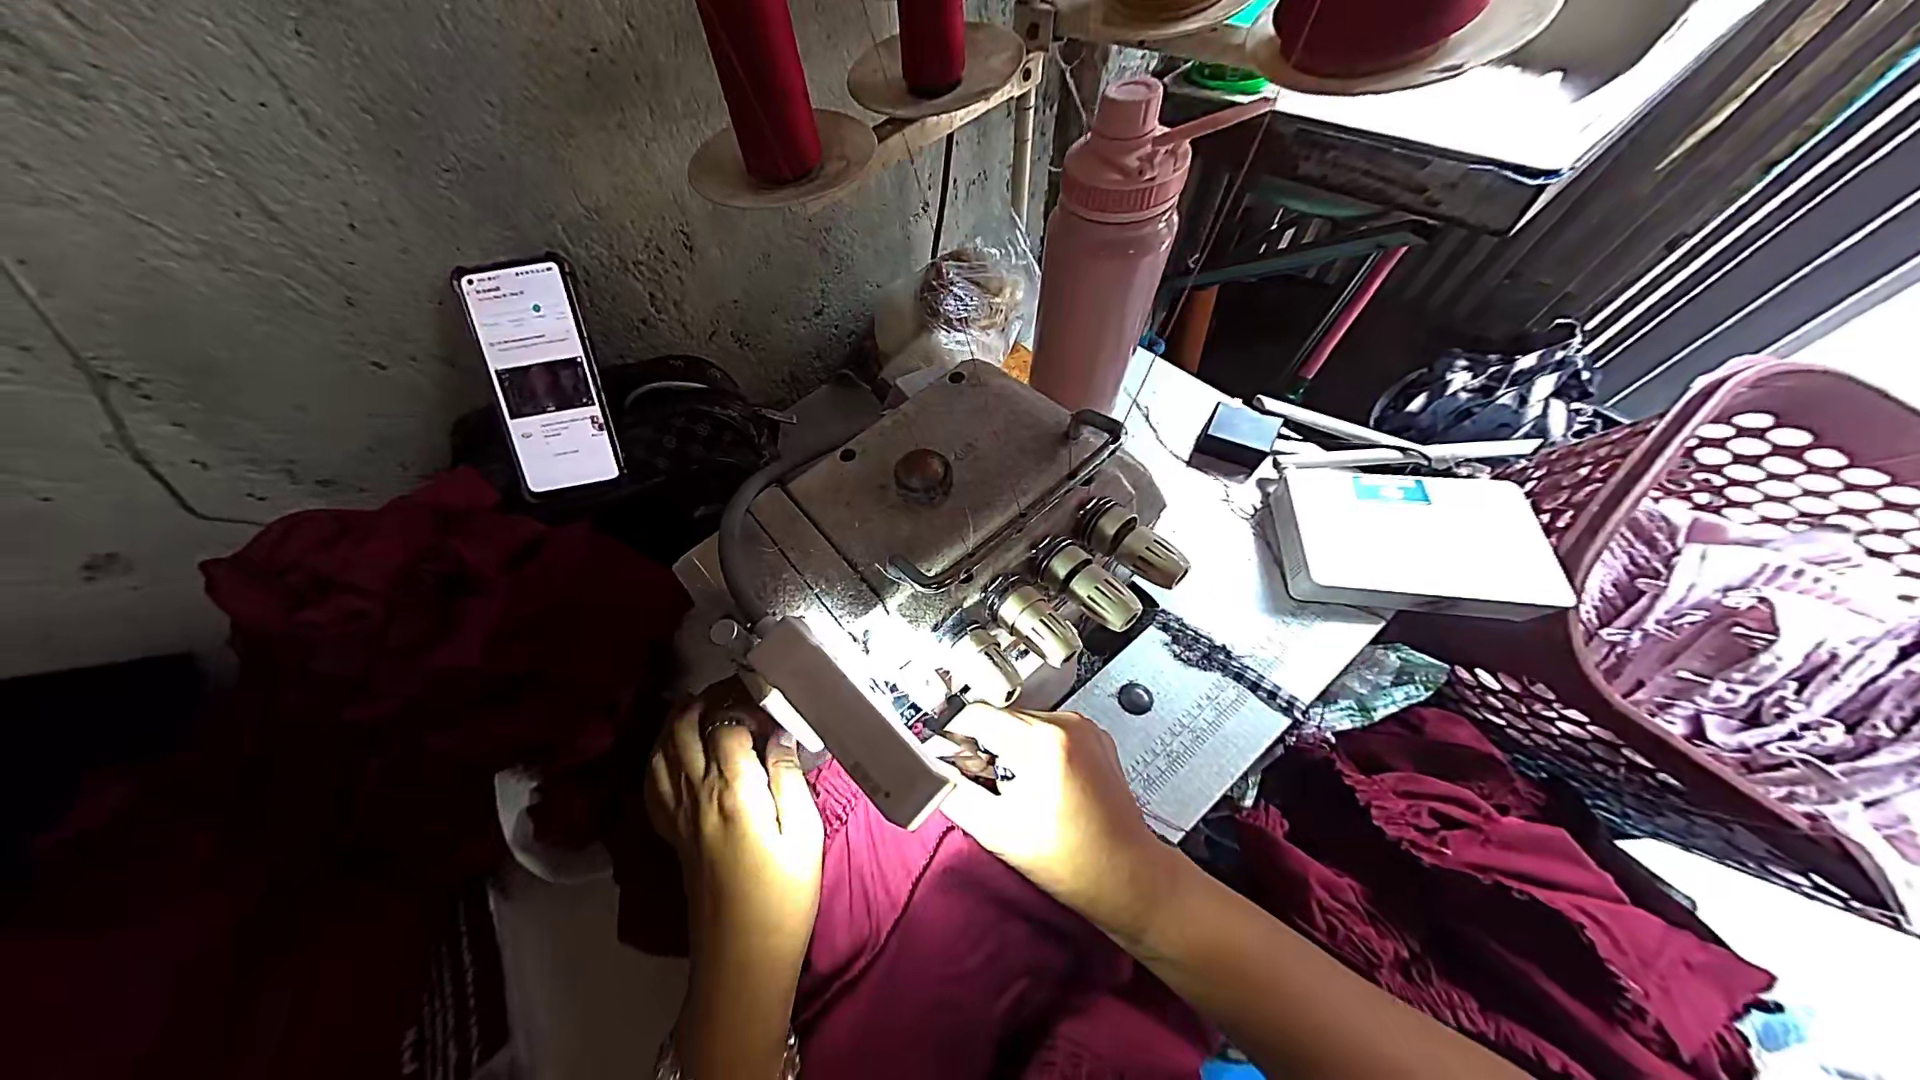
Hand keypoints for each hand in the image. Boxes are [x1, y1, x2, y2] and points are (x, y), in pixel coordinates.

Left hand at [646, 684, 824, 965]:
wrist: (743, 955)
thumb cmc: (784, 896)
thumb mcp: (804, 832)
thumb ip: (789, 776)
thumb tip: (780, 735)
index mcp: (732, 792)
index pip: (728, 726)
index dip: (746, 703)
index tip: (770, 701)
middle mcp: (695, 796)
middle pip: (685, 728)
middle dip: (707, 699)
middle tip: (736, 691)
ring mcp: (677, 815)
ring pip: (661, 750)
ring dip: (678, 720)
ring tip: (704, 706)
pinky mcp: (671, 833)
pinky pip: (652, 781)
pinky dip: (661, 754)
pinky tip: (677, 750)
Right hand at [939, 705, 1182, 942]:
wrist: (1128, 877)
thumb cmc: (1075, 862)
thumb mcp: (998, 830)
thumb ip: (954, 794)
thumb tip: (929, 772)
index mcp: (1045, 740)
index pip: (977, 715)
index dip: (952, 738)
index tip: (943, 757)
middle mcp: (1068, 724)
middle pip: (999, 719)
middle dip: (981, 748)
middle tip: (979, 784)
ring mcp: (1084, 729)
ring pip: (1021, 724)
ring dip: (1005, 750)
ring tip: (1012, 790)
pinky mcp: (1093, 738)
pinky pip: (1045, 732)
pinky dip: (1031, 751)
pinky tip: (1035, 785)